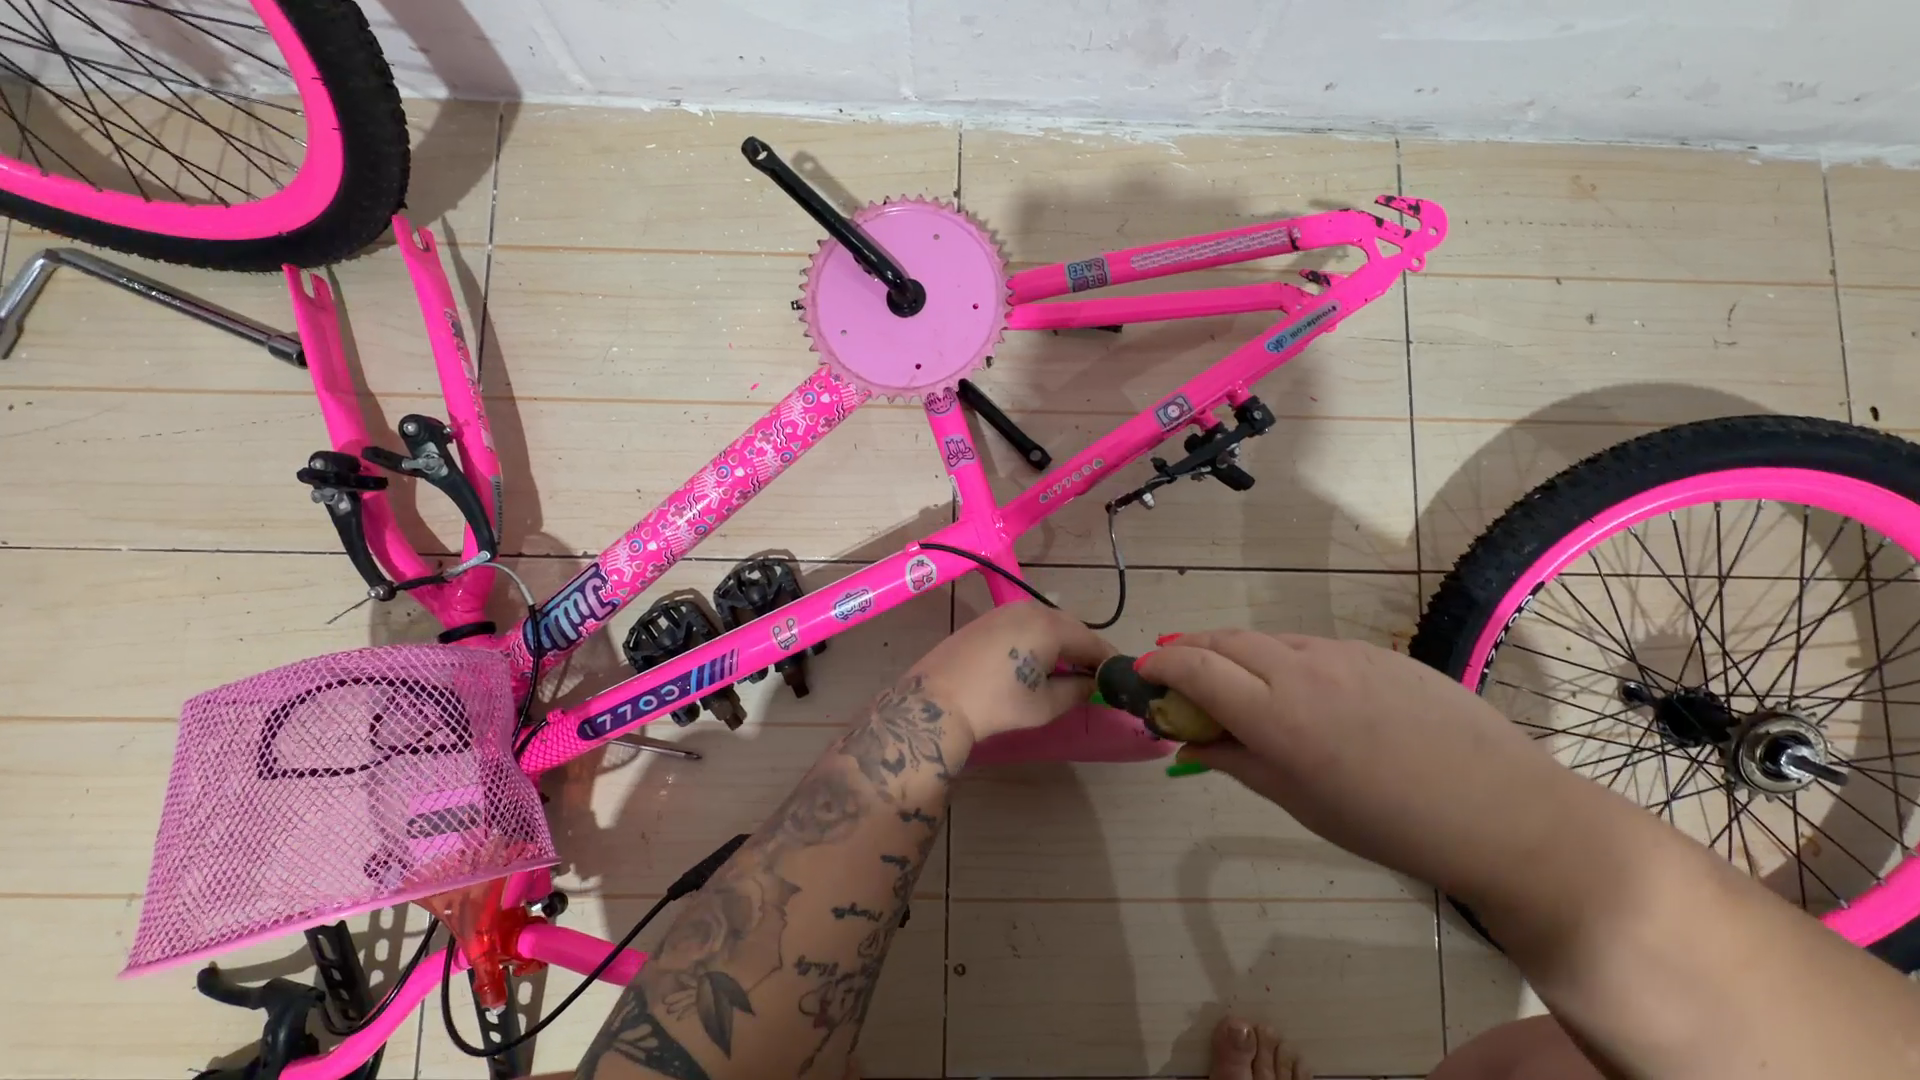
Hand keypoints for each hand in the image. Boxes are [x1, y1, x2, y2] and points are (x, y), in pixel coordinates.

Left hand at [908, 601, 1115, 745]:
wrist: (937, 702)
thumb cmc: (997, 705)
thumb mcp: (1045, 704)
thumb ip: (1077, 690)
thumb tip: (1093, 684)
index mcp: (1050, 626)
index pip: (1091, 641)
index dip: (1107, 660)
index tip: (1117, 678)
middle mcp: (1029, 609)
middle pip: (1069, 627)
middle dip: (1083, 650)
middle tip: (1093, 676)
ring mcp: (1004, 611)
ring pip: (1045, 623)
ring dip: (1060, 643)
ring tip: (1066, 671)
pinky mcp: (985, 620)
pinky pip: (1022, 624)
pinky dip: (1036, 640)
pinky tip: (1034, 662)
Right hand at [1137, 631, 1586, 898]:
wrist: (1503, 813)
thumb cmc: (1390, 825)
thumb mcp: (1300, 802)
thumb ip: (1238, 760)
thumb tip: (1193, 740)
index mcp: (1276, 714)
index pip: (1194, 666)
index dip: (1159, 665)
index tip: (1142, 675)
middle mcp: (1302, 668)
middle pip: (1224, 640)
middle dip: (1190, 650)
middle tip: (1177, 676)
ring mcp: (1344, 653)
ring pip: (1268, 639)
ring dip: (1236, 653)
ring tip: (1235, 685)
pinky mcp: (1379, 652)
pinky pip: (1311, 646)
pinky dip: (1282, 658)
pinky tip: (1301, 692)